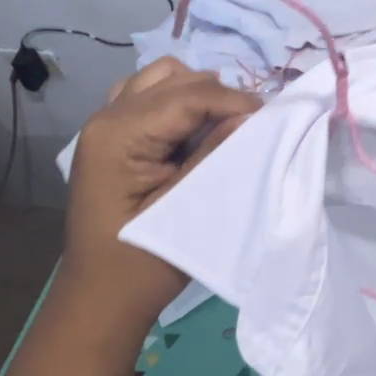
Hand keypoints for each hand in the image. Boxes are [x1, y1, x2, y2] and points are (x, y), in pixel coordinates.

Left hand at [64, 58, 260, 317]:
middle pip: (175, 79)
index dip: (235, 101)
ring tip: (223, 125)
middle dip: (218, 95)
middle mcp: (107, 117)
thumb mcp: (187, 205)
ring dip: (196, 94)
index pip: (189, 95)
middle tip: (251, 127)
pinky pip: (146, 96)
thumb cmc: (145, 260)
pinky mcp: (112, 136)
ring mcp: (105, 124)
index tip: (273, 118)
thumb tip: (251, 115)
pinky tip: (193, 129)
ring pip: (160, 79)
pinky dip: (175, 101)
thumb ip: (217, 152)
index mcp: (120, 133)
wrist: (102, 296)